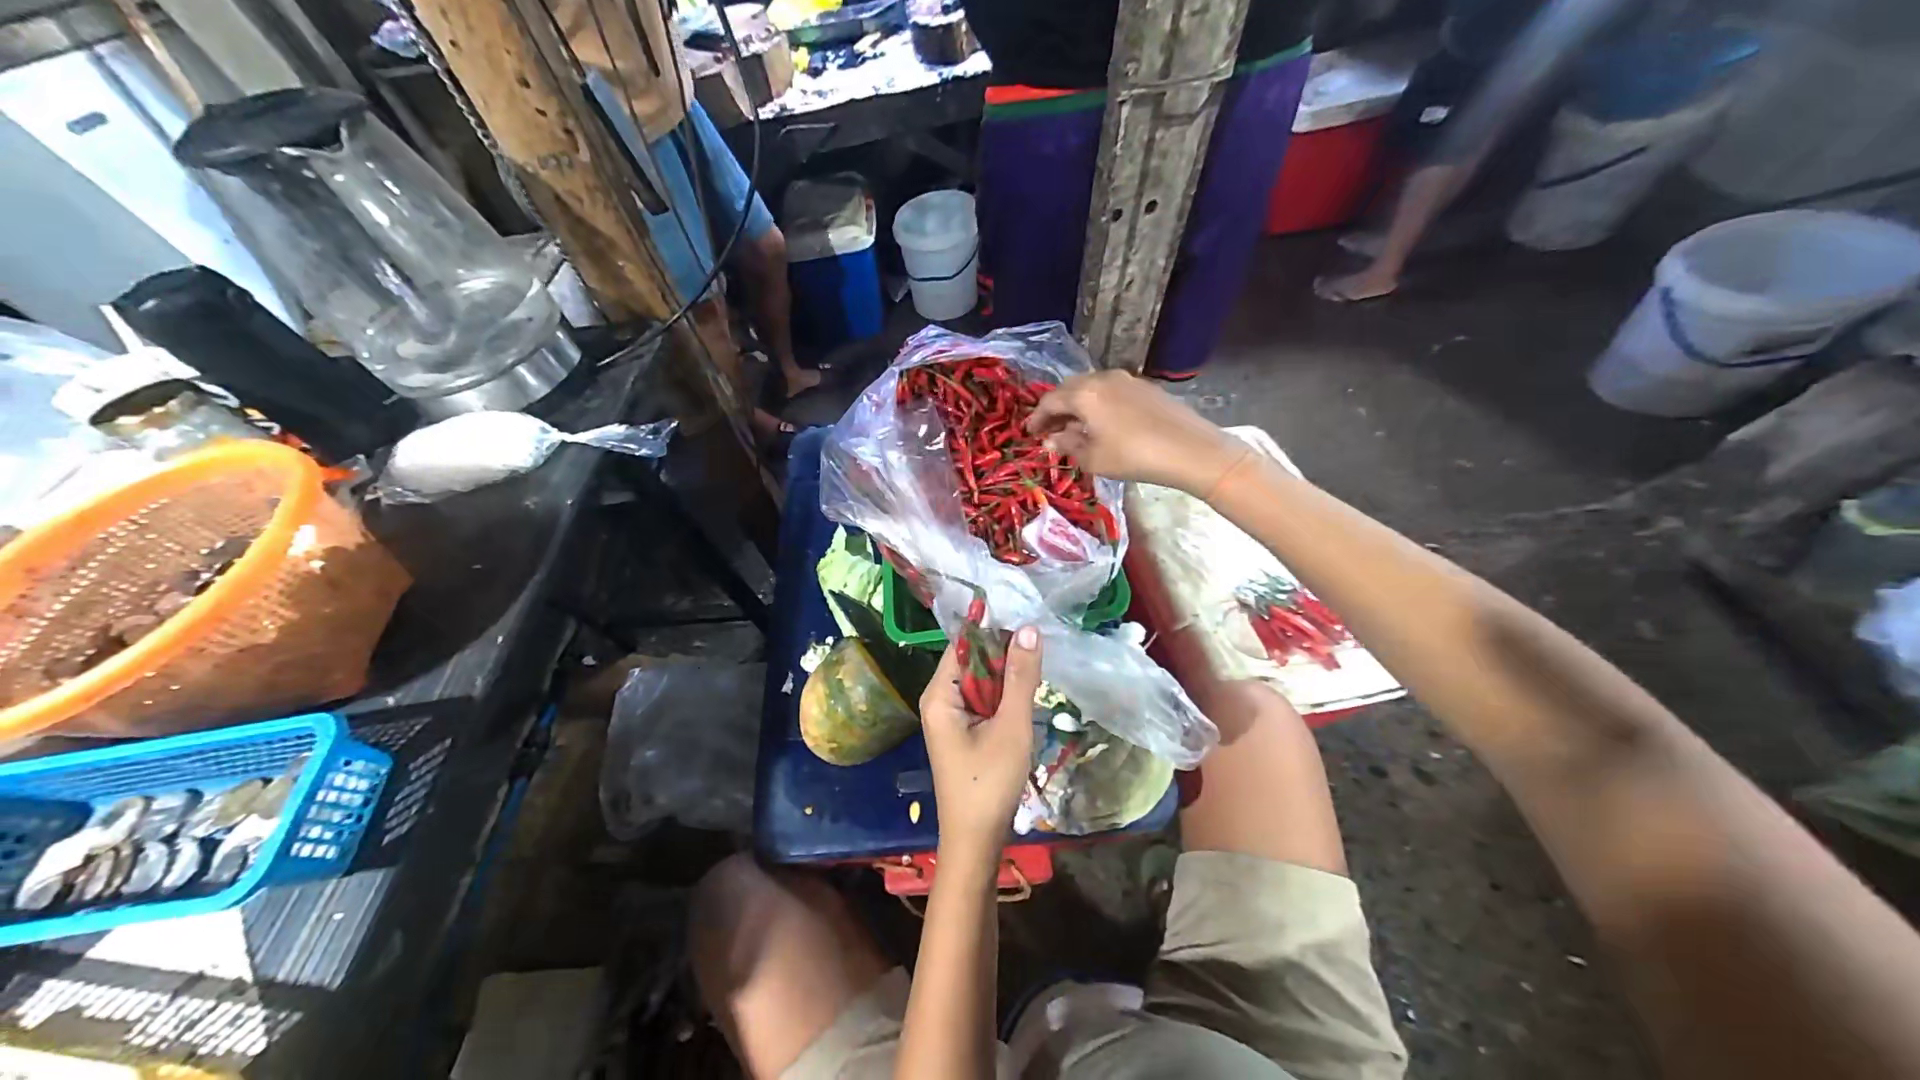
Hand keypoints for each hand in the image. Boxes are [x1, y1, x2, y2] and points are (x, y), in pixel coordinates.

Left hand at [919, 625, 1042, 859]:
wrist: (976, 841)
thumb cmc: (990, 782)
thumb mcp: (1011, 726)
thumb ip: (1021, 677)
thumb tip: (1029, 628)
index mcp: (940, 694)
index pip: (964, 644)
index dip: (993, 630)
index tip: (1027, 617)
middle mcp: (940, 699)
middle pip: (973, 661)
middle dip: (1004, 652)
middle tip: (1042, 640)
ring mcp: (952, 717)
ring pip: (982, 681)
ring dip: (1008, 674)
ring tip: (1041, 660)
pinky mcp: (965, 732)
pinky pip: (985, 701)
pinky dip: (1005, 695)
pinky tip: (1029, 691)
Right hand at [1026, 370, 1249, 495]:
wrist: (1190, 450)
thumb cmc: (1134, 457)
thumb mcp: (1094, 459)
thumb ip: (1068, 446)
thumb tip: (1051, 440)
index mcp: (1084, 394)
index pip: (1049, 401)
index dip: (1036, 418)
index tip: (1029, 433)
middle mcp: (1102, 379)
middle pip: (1069, 389)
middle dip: (1056, 409)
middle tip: (1049, 430)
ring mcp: (1126, 380)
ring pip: (1091, 389)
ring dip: (1077, 406)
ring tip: (1074, 428)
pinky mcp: (1145, 387)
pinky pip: (1110, 392)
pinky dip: (1098, 405)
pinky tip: (1102, 424)